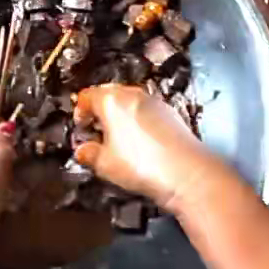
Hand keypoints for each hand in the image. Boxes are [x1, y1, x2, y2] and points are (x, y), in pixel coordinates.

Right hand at [72, 84, 231, 215]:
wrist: (189, 174)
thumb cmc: (142, 166)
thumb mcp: (104, 164)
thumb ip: (88, 153)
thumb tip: (83, 151)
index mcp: (110, 101)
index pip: (86, 96)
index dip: (79, 111)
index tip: (81, 126)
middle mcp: (132, 95)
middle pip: (108, 93)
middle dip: (99, 109)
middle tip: (96, 129)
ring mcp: (154, 102)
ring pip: (129, 100)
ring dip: (119, 113)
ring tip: (118, 136)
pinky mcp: (171, 113)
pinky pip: (146, 110)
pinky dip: (138, 119)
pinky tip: (140, 141)